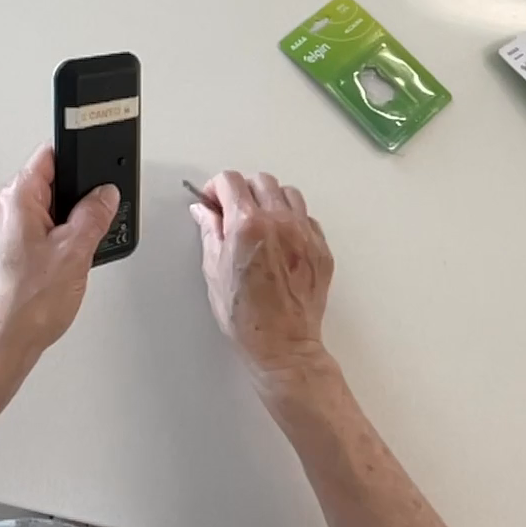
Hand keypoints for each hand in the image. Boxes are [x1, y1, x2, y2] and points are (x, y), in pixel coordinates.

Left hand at [0, 144, 118, 371]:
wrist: (0, 345)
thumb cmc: (25, 304)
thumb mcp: (75, 252)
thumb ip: (93, 215)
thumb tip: (104, 195)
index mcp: (15, 196)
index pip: (50, 155)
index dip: (78, 160)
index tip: (96, 167)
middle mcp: (2, 207)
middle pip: (49, 182)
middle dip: (75, 198)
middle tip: (92, 221)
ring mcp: (0, 228)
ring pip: (43, 208)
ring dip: (65, 222)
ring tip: (76, 251)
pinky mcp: (3, 248)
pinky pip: (34, 230)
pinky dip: (53, 239)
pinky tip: (63, 264)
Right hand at [190, 171, 334, 394]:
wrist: (283, 346)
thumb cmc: (247, 317)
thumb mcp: (213, 269)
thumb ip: (210, 231)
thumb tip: (204, 211)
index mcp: (248, 224)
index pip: (230, 180)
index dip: (215, 187)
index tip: (212, 199)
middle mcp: (279, 223)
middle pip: (260, 180)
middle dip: (242, 189)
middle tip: (231, 208)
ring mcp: (304, 234)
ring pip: (288, 192)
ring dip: (270, 199)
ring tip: (258, 217)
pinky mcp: (321, 249)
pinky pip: (306, 217)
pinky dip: (291, 218)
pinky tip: (279, 235)